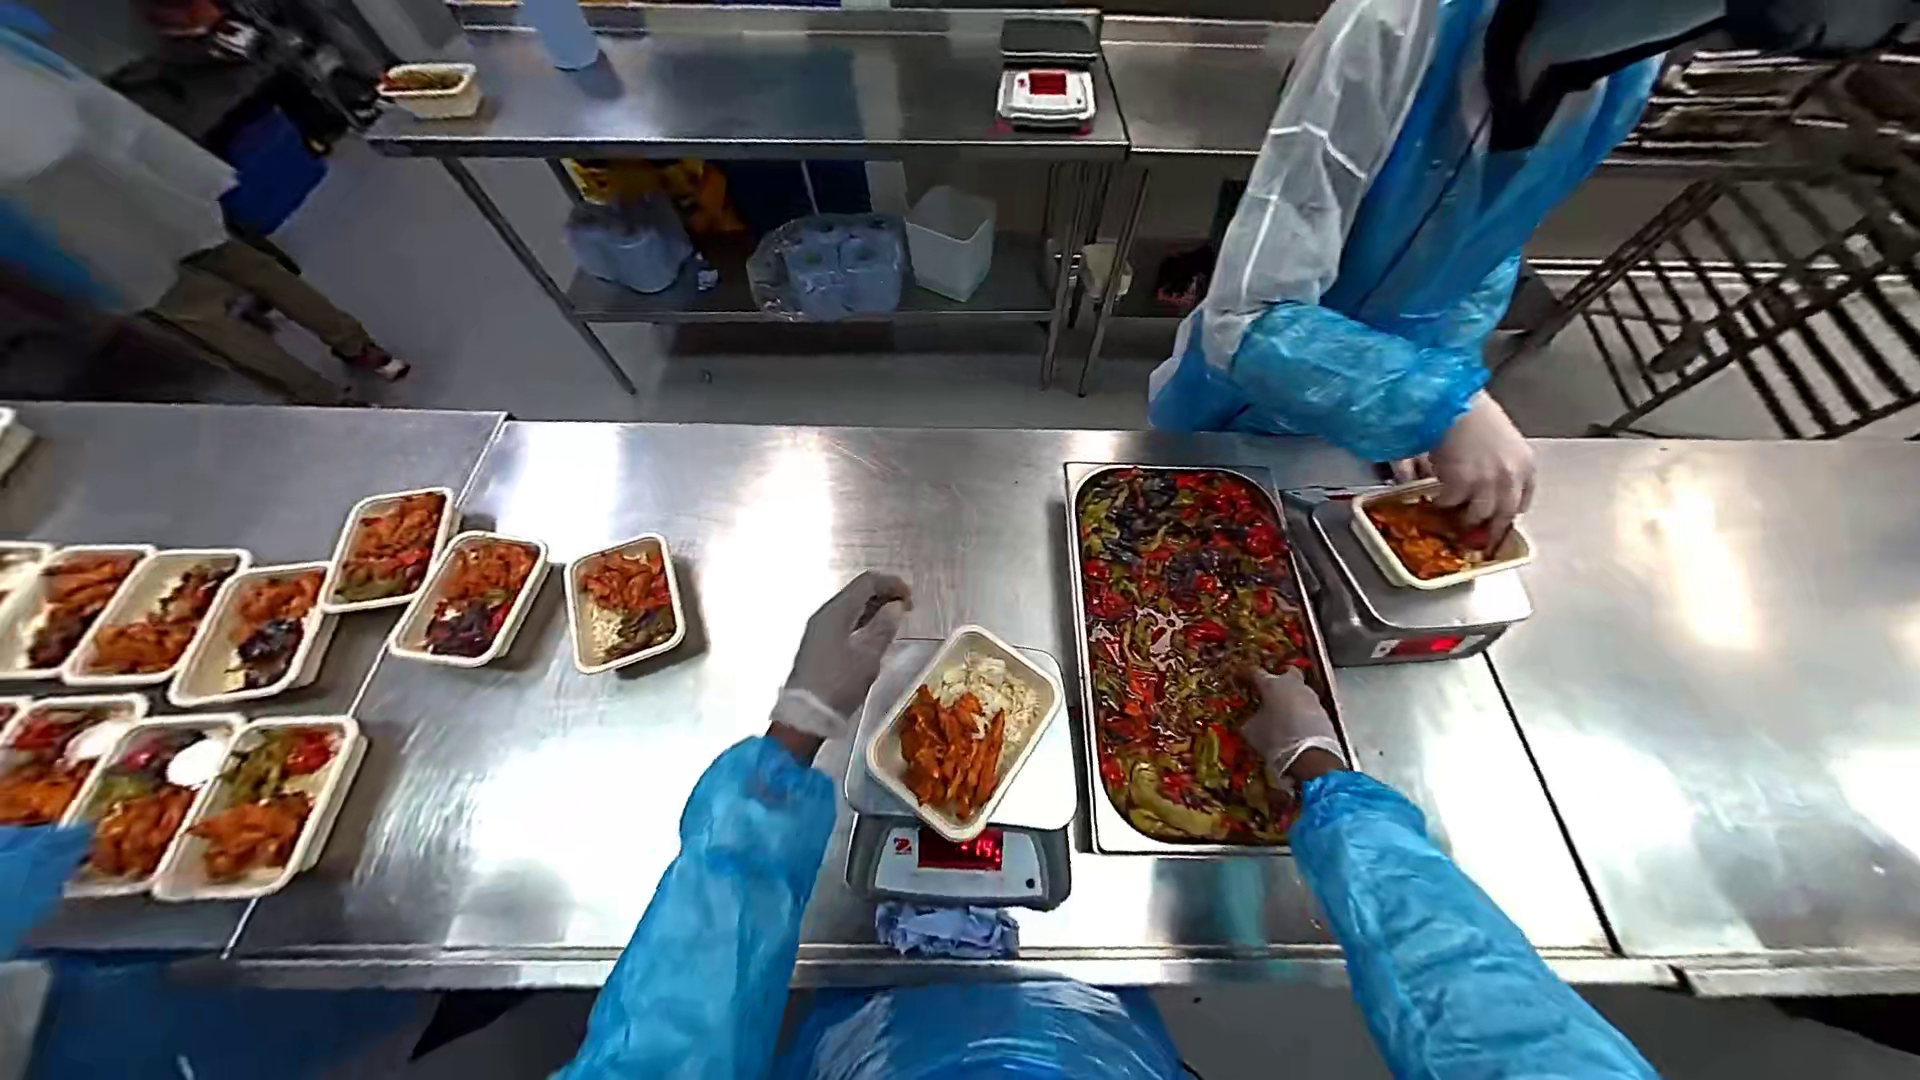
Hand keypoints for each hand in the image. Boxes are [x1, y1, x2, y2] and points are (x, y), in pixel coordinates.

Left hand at [769, 571, 911, 742]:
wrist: (805, 716)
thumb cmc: (838, 684)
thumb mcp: (868, 656)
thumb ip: (884, 627)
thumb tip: (896, 607)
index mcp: (836, 611)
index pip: (866, 582)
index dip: (891, 584)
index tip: (910, 597)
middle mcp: (825, 614)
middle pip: (858, 591)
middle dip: (884, 594)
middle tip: (906, 608)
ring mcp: (819, 628)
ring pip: (851, 606)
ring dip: (875, 608)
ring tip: (896, 620)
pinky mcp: (819, 643)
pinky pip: (845, 621)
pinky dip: (864, 621)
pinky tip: (876, 633)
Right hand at [1240, 668, 1344, 782]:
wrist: (1312, 757)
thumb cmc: (1275, 738)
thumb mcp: (1252, 730)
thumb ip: (1249, 719)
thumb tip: (1248, 720)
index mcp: (1272, 684)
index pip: (1255, 672)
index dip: (1245, 674)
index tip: (1239, 678)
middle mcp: (1293, 686)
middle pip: (1286, 673)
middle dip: (1278, 678)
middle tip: (1269, 689)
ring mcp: (1312, 698)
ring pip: (1300, 690)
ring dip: (1291, 696)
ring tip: (1281, 710)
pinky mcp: (1325, 713)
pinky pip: (1309, 706)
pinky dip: (1301, 711)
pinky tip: (1294, 723)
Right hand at [1427, 391, 1534, 544]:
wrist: (1453, 406)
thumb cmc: (1471, 414)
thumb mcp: (1499, 440)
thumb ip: (1498, 463)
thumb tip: (1481, 482)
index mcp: (1525, 465)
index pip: (1523, 500)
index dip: (1507, 512)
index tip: (1496, 518)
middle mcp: (1512, 476)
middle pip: (1504, 513)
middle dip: (1488, 525)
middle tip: (1474, 533)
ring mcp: (1488, 481)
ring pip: (1479, 513)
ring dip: (1463, 516)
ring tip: (1450, 514)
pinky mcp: (1463, 483)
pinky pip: (1451, 503)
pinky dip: (1442, 503)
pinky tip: (1434, 499)